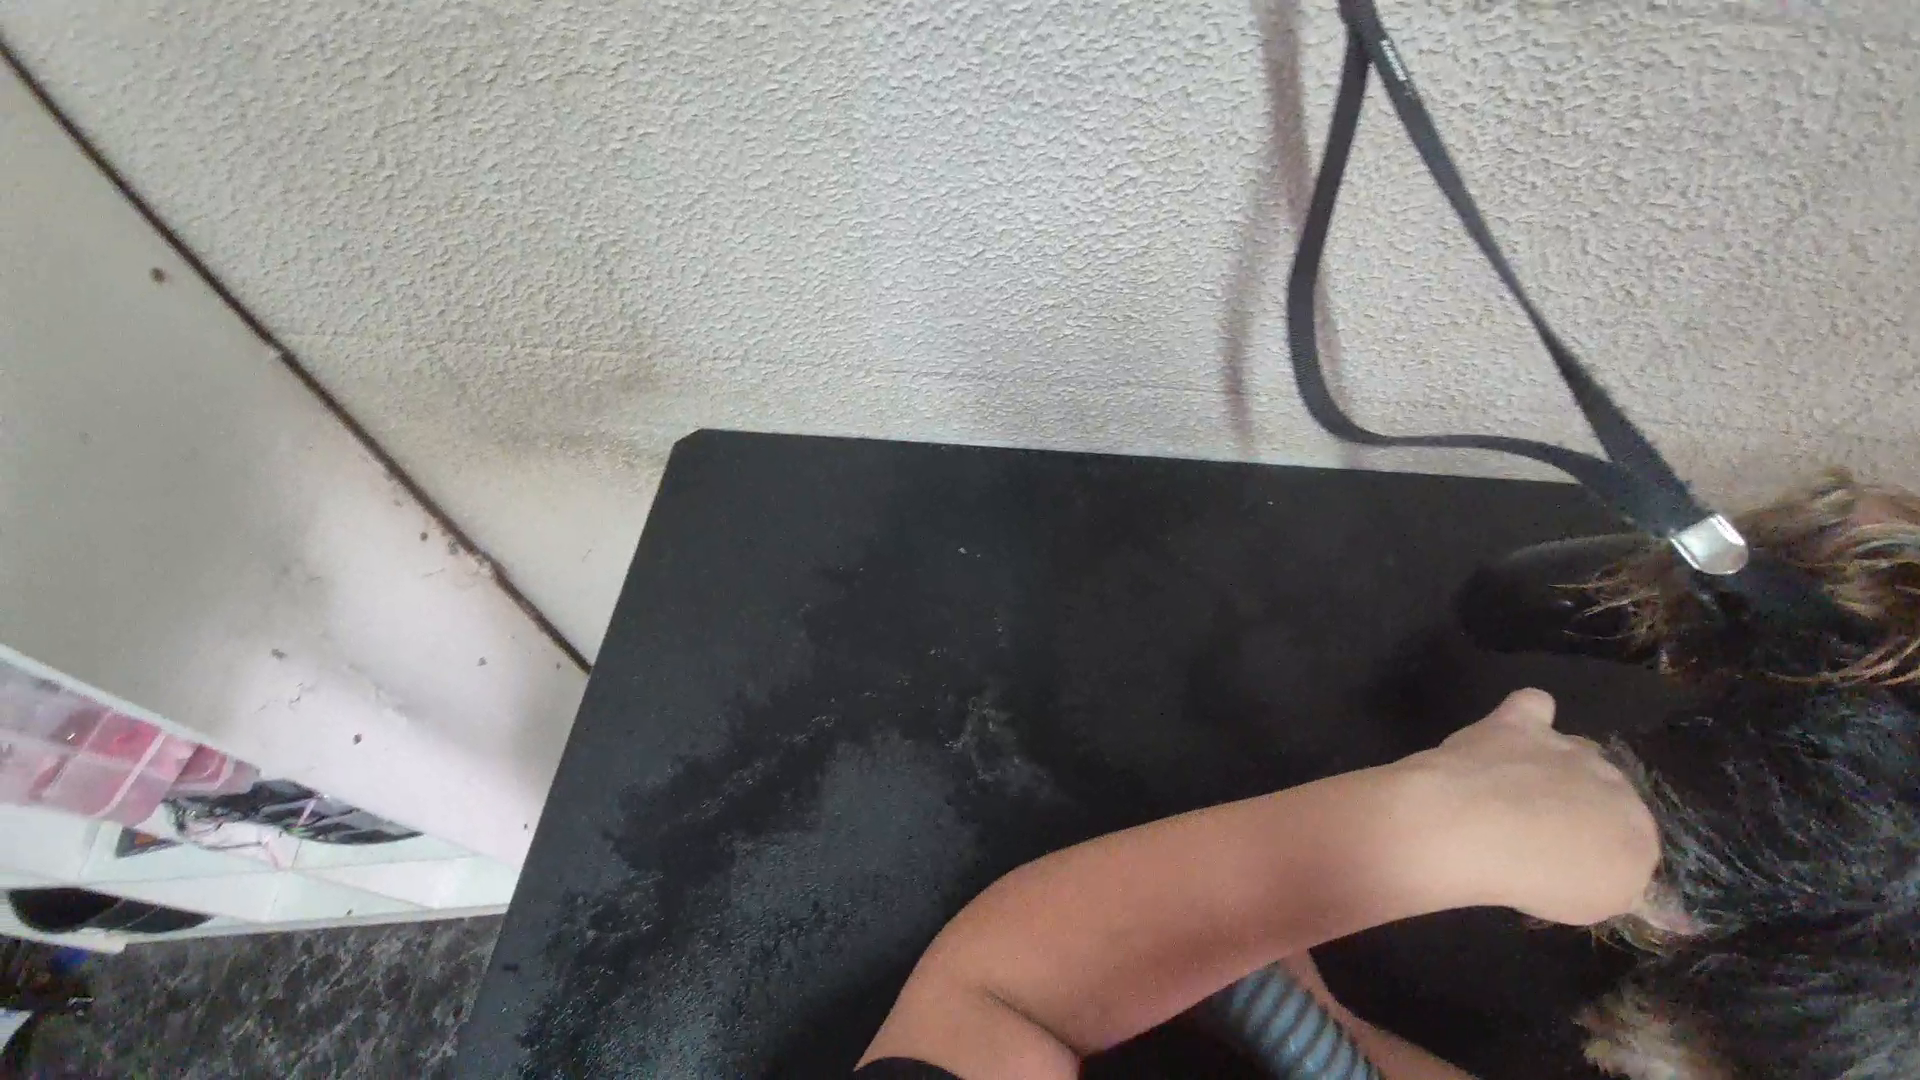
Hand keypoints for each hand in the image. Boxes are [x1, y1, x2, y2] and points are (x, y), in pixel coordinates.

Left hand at [1395, 689, 1659, 925]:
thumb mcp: (1593, 903)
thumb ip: (1618, 886)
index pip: (1631, 832)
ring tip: (1517, 784)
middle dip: (1575, 802)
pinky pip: (1534, 704)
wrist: (1475, 828)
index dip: (1596, 841)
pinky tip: (1518, 725)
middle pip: (1602, 785)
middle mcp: (1610, 781)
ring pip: (1574, 748)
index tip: (1565, 853)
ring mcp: (1561, 748)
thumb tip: (1649, 896)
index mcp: (1638, 830)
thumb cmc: (1535, 878)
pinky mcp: (1515, 725)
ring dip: (1554, 763)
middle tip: (1535, 822)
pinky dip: (1531, 712)